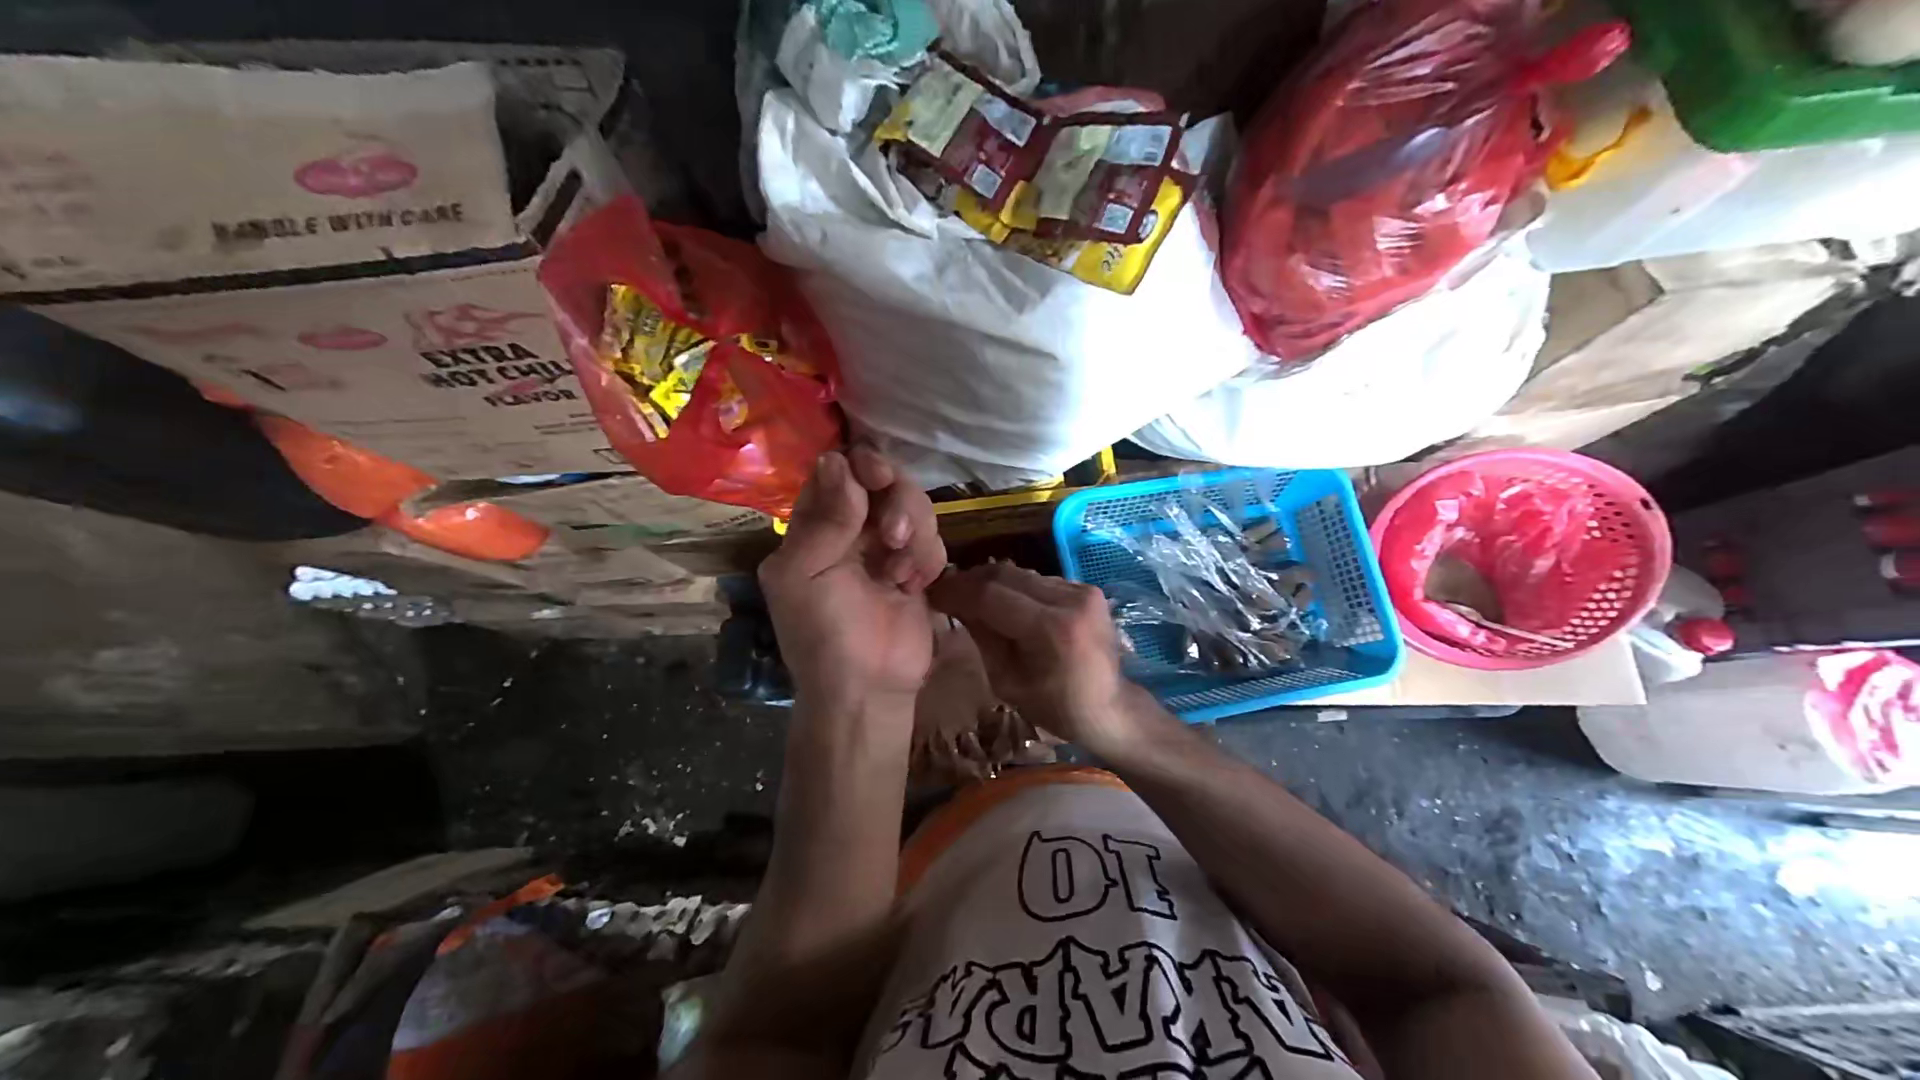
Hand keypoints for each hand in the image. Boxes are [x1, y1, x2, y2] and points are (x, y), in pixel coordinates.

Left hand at [759, 446, 946, 712]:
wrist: (868, 689)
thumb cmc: (823, 634)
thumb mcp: (805, 575)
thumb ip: (825, 518)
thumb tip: (836, 458)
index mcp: (813, 526)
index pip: (837, 471)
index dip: (859, 465)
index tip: (876, 476)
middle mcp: (850, 529)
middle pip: (884, 481)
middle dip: (897, 501)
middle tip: (896, 534)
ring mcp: (886, 548)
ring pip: (914, 505)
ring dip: (915, 532)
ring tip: (902, 572)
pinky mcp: (918, 567)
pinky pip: (933, 538)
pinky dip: (928, 557)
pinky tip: (915, 586)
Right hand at [927, 563, 1170, 759]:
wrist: (1111, 708)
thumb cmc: (1056, 707)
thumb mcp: (1006, 680)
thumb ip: (982, 636)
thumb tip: (955, 602)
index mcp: (1051, 629)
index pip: (990, 595)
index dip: (956, 591)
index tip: (931, 592)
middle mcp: (1070, 600)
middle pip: (1005, 575)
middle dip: (970, 581)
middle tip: (945, 590)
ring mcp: (1082, 590)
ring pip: (1021, 574)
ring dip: (992, 582)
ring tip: (969, 595)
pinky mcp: (1087, 589)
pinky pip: (1039, 580)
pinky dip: (1016, 587)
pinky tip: (1003, 602)